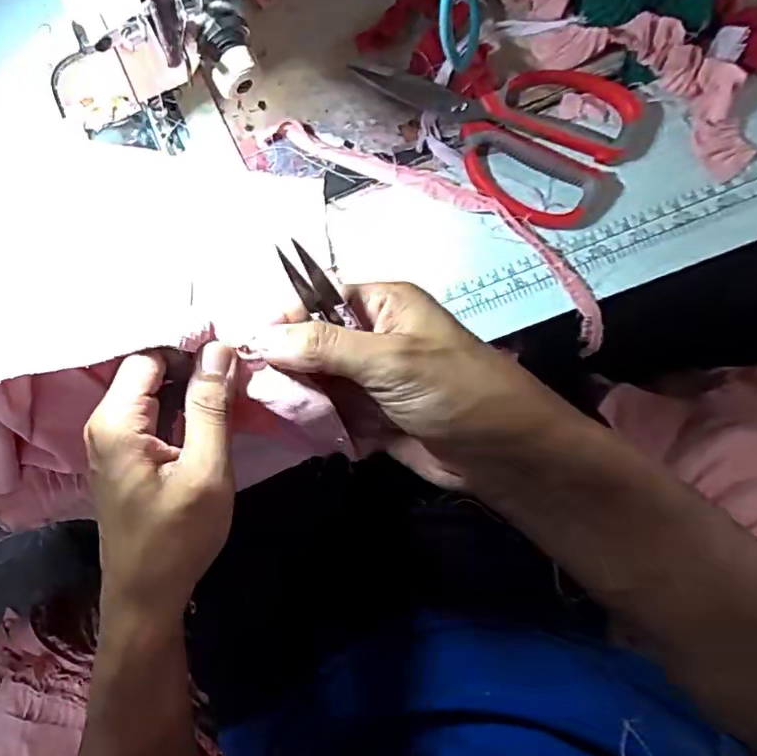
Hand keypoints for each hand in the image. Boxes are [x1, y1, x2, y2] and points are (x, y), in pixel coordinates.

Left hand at [84, 342, 239, 625]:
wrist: (146, 595)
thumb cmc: (177, 538)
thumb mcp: (206, 470)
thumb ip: (211, 406)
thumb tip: (219, 348)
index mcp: (115, 421)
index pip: (149, 355)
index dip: (189, 348)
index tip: (230, 349)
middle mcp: (104, 423)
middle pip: (148, 370)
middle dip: (191, 364)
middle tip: (236, 367)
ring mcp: (111, 439)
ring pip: (152, 391)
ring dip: (189, 386)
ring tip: (230, 385)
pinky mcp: (124, 454)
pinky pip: (152, 413)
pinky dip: (181, 407)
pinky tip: (210, 411)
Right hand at [244, 282, 582, 487]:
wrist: (507, 456)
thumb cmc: (456, 390)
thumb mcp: (390, 359)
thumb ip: (325, 346)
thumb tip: (263, 336)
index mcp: (383, 305)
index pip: (320, 299)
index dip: (285, 318)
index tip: (249, 346)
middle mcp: (373, 339)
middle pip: (313, 344)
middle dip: (286, 365)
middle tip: (253, 387)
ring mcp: (372, 382)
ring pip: (319, 384)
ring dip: (299, 399)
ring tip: (269, 414)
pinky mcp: (373, 419)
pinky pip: (332, 417)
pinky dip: (318, 426)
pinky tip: (300, 436)